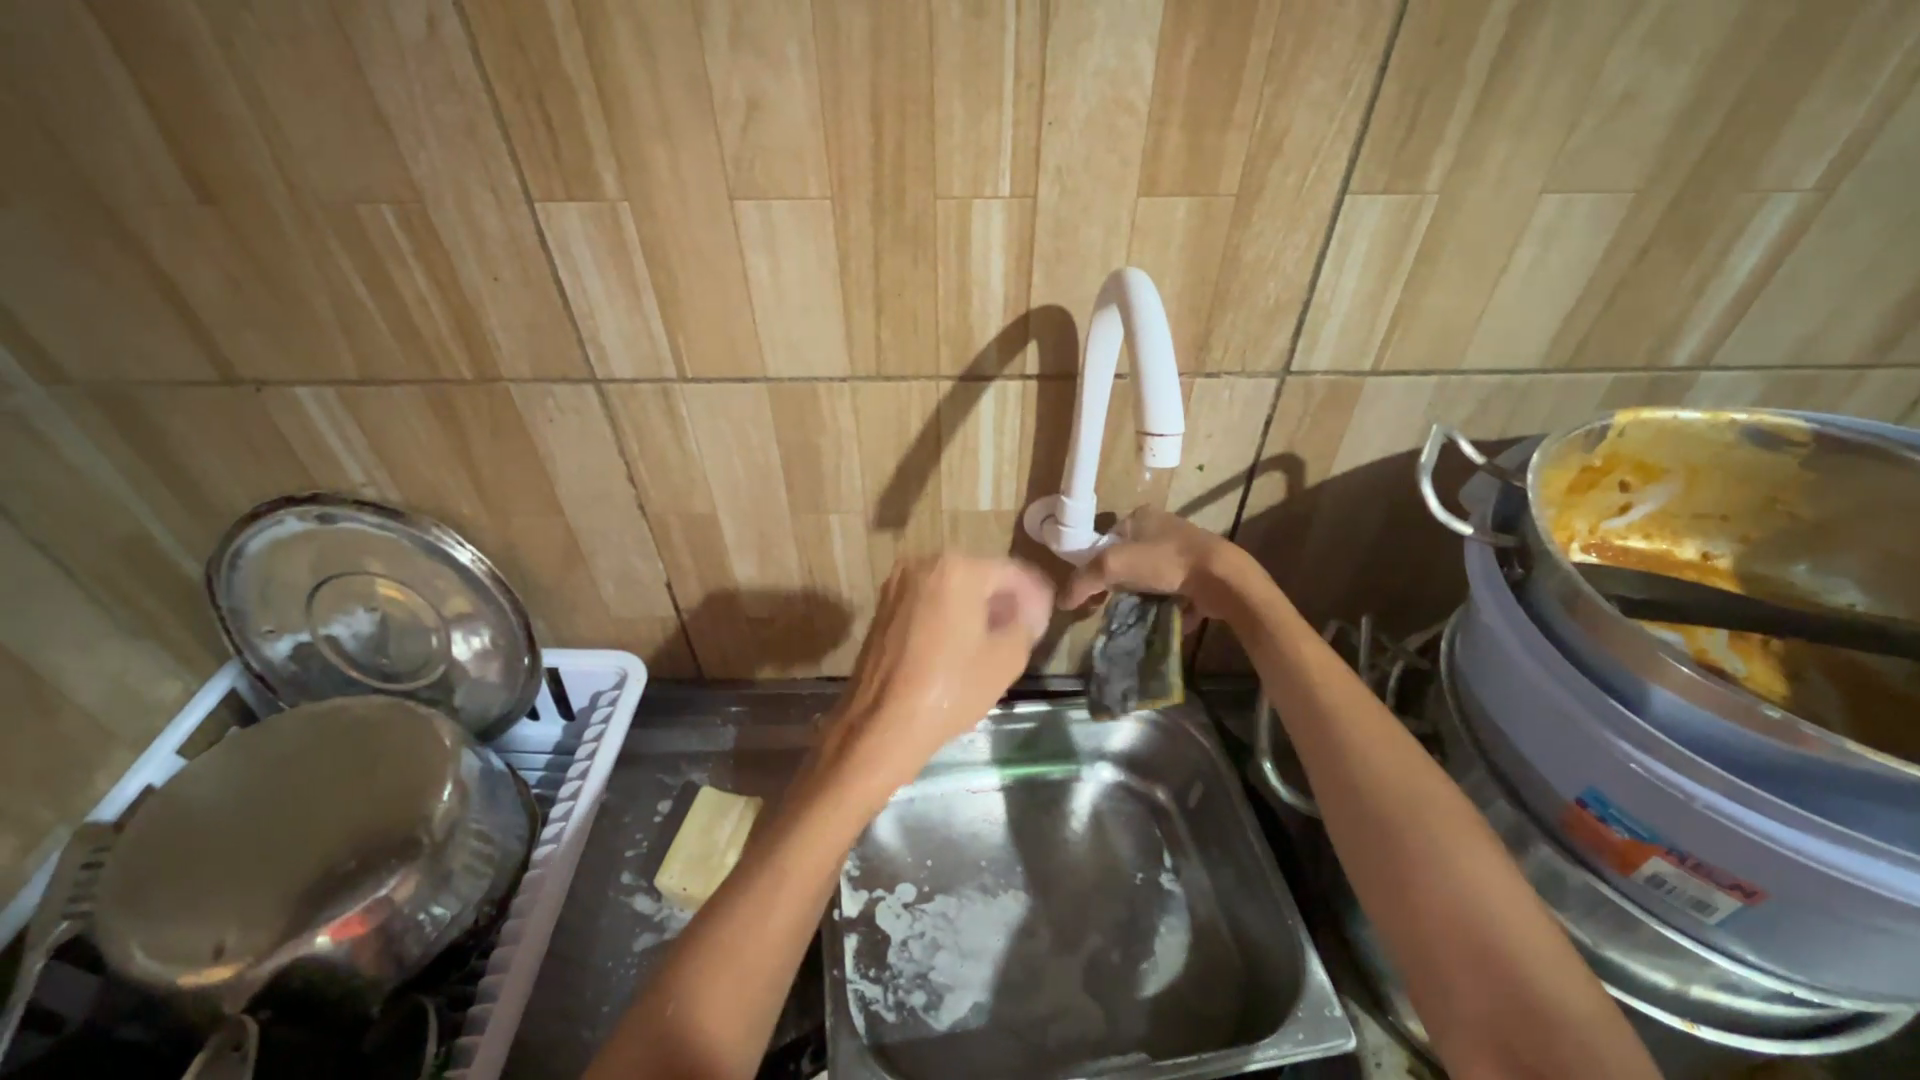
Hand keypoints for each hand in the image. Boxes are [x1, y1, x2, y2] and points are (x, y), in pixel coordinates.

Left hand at [815, 554, 1054, 797]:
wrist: (883, 723)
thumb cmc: (951, 688)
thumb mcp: (1008, 658)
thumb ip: (1025, 623)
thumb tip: (1022, 614)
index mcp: (958, 568)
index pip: (1013, 572)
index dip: (1036, 596)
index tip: (1046, 620)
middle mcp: (923, 564)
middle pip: (980, 575)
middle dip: (1005, 599)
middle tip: (1024, 630)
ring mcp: (897, 584)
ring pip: (952, 588)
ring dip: (976, 607)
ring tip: (995, 640)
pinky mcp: (883, 607)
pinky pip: (929, 602)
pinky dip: (949, 615)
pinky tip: (962, 644)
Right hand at [1060, 506, 1250, 616]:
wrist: (1221, 578)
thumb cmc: (1165, 561)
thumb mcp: (1113, 564)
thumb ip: (1083, 580)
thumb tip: (1062, 601)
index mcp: (1141, 516)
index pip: (1106, 540)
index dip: (1094, 565)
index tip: (1092, 592)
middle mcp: (1163, 528)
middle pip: (1128, 560)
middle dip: (1118, 584)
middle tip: (1110, 606)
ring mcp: (1184, 550)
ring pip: (1150, 577)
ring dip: (1141, 596)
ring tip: (1135, 615)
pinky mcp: (1200, 572)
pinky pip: (1173, 591)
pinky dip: (1165, 605)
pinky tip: (1161, 617)